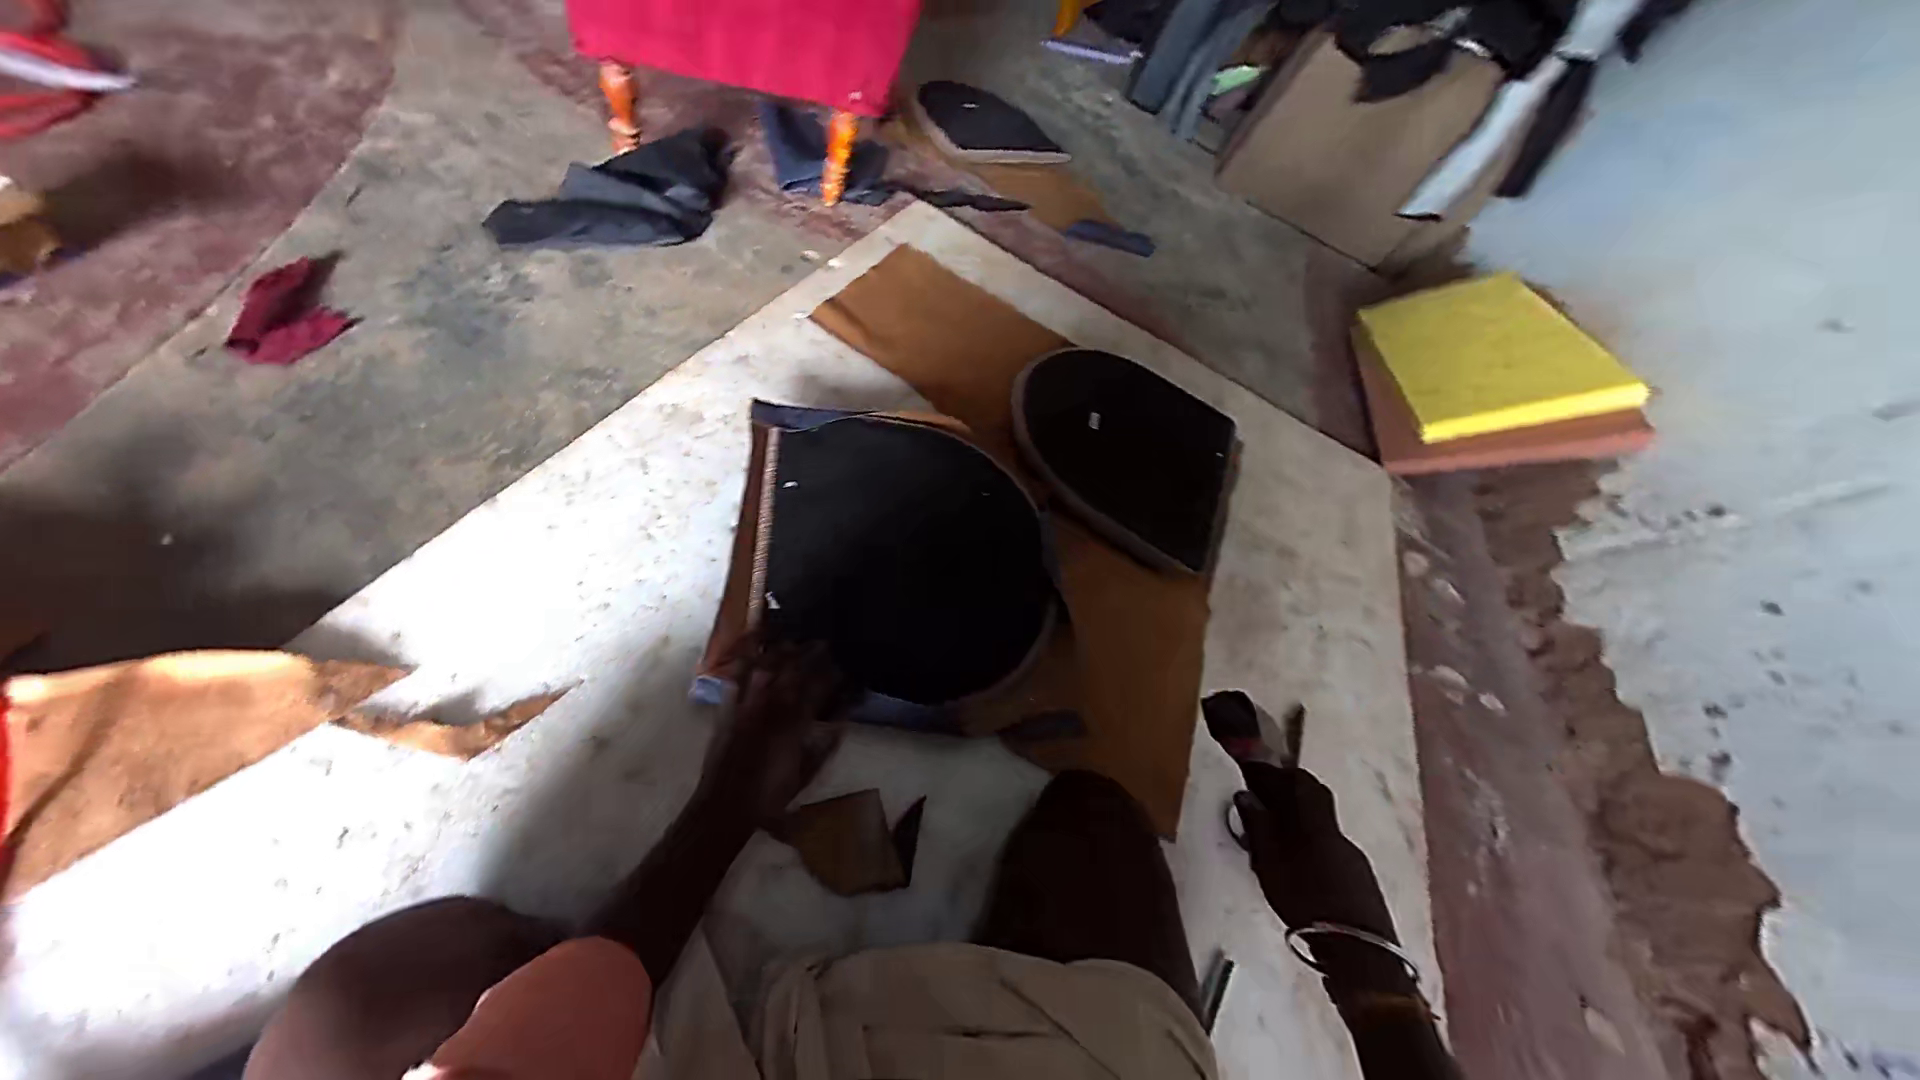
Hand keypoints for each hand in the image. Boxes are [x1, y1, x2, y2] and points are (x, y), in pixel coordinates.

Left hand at [702, 641, 851, 823]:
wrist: (725, 806)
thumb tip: (844, 721)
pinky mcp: (727, 707)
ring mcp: (747, 704)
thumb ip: (826, 745)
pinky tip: (752, 648)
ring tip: (793, 641)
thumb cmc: (770, 794)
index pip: (819, 687)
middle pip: (794, 670)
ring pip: (766, 666)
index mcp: (795, 722)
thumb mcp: (806, 773)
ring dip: (781, 651)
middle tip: (823, 643)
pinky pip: (736, 676)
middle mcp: (771, 706)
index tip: (843, 666)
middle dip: (811, 653)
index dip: (834, 674)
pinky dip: (745, 659)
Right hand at [1236, 763, 1415, 993]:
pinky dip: (1310, 842)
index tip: (1256, 771)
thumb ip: (1258, 828)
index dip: (1279, 772)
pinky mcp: (1360, 881)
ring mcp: (1354, 859)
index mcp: (1316, 824)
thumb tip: (1246, 795)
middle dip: (1289, 793)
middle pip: (1315, 801)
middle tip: (1262, 797)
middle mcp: (1339, 834)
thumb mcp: (1270, 865)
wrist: (1361, 956)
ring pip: (1322, 826)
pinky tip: (1296, 861)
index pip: (1301, 781)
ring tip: (1273, 833)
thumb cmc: (1307, 902)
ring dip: (1299, 821)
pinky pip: (1330, 847)